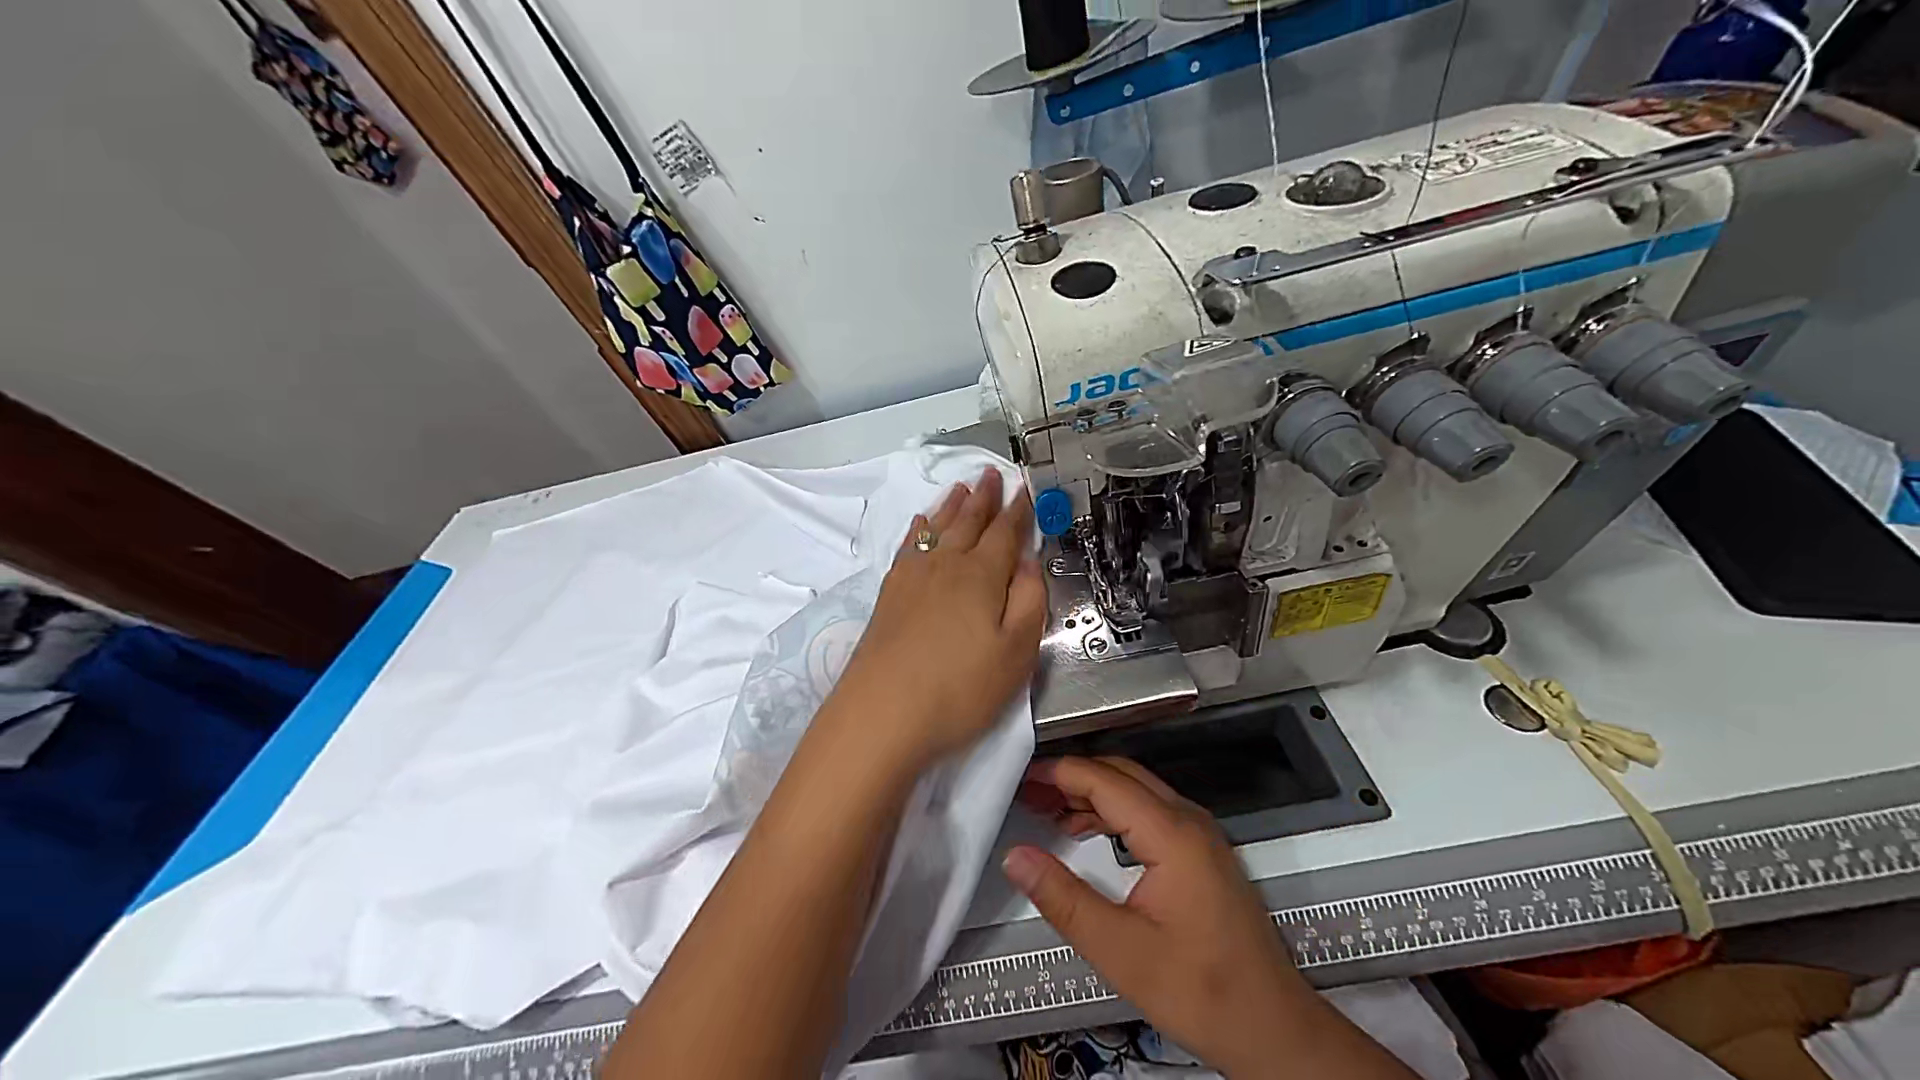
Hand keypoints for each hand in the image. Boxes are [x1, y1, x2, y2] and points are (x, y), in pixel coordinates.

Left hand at [820, 468, 1045, 771]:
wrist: (882, 713)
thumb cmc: (961, 688)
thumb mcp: (1017, 652)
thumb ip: (1030, 601)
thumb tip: (1028, 562)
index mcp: (982, 575)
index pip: (1006, 533)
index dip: (1018, 511)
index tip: (1025, 489)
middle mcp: (946, 565)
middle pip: (969, 522)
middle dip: (983, 497)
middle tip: (990, 473)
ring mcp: (912, 577)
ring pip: (936, 528)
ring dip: (951, 505)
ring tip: (961, 487)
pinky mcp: (889, 594)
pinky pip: (908, 546)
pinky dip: (918, 529)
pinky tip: (919, 524)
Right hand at [1004, 758, 1416, 1079]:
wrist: (1273, 1029)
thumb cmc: (1203, 992)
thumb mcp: (1120, 951)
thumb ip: (1063, 899)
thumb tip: (1016, 858)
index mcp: (1172, 834)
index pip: (1104, 780)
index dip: (1058, 773)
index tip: (1022, 778)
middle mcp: (1189, 821)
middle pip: (1120, 774)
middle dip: (1070, 777)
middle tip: (1028, 792)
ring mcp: (1199, 834)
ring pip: (1135, 790)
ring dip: (1090, 793)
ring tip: (1047, 809)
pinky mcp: (1200, 851)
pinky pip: (1148, 811)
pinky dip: (1111, 812)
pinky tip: (1084, 832)